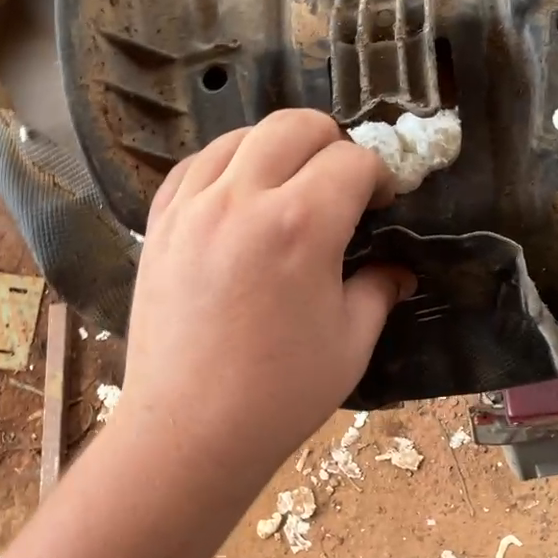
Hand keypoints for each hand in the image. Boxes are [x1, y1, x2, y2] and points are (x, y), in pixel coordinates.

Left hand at [118, 109, 412, 470]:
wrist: (190, 431)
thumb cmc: (280, 394)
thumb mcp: (350, 343)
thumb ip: (378, 291)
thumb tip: (398, 271)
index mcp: (302, 226)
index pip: (352, 162)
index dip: (379, 176)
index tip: (382, 203)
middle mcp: (242, 199)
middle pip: (294, 126)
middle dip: (332, 143)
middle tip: (343, 184)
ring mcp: (192, 208)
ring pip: (240, 136)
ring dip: (277, 149)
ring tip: (290, 187)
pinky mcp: (159, 225)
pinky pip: (194, 167)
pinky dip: (225, 167)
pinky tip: (238, 197)